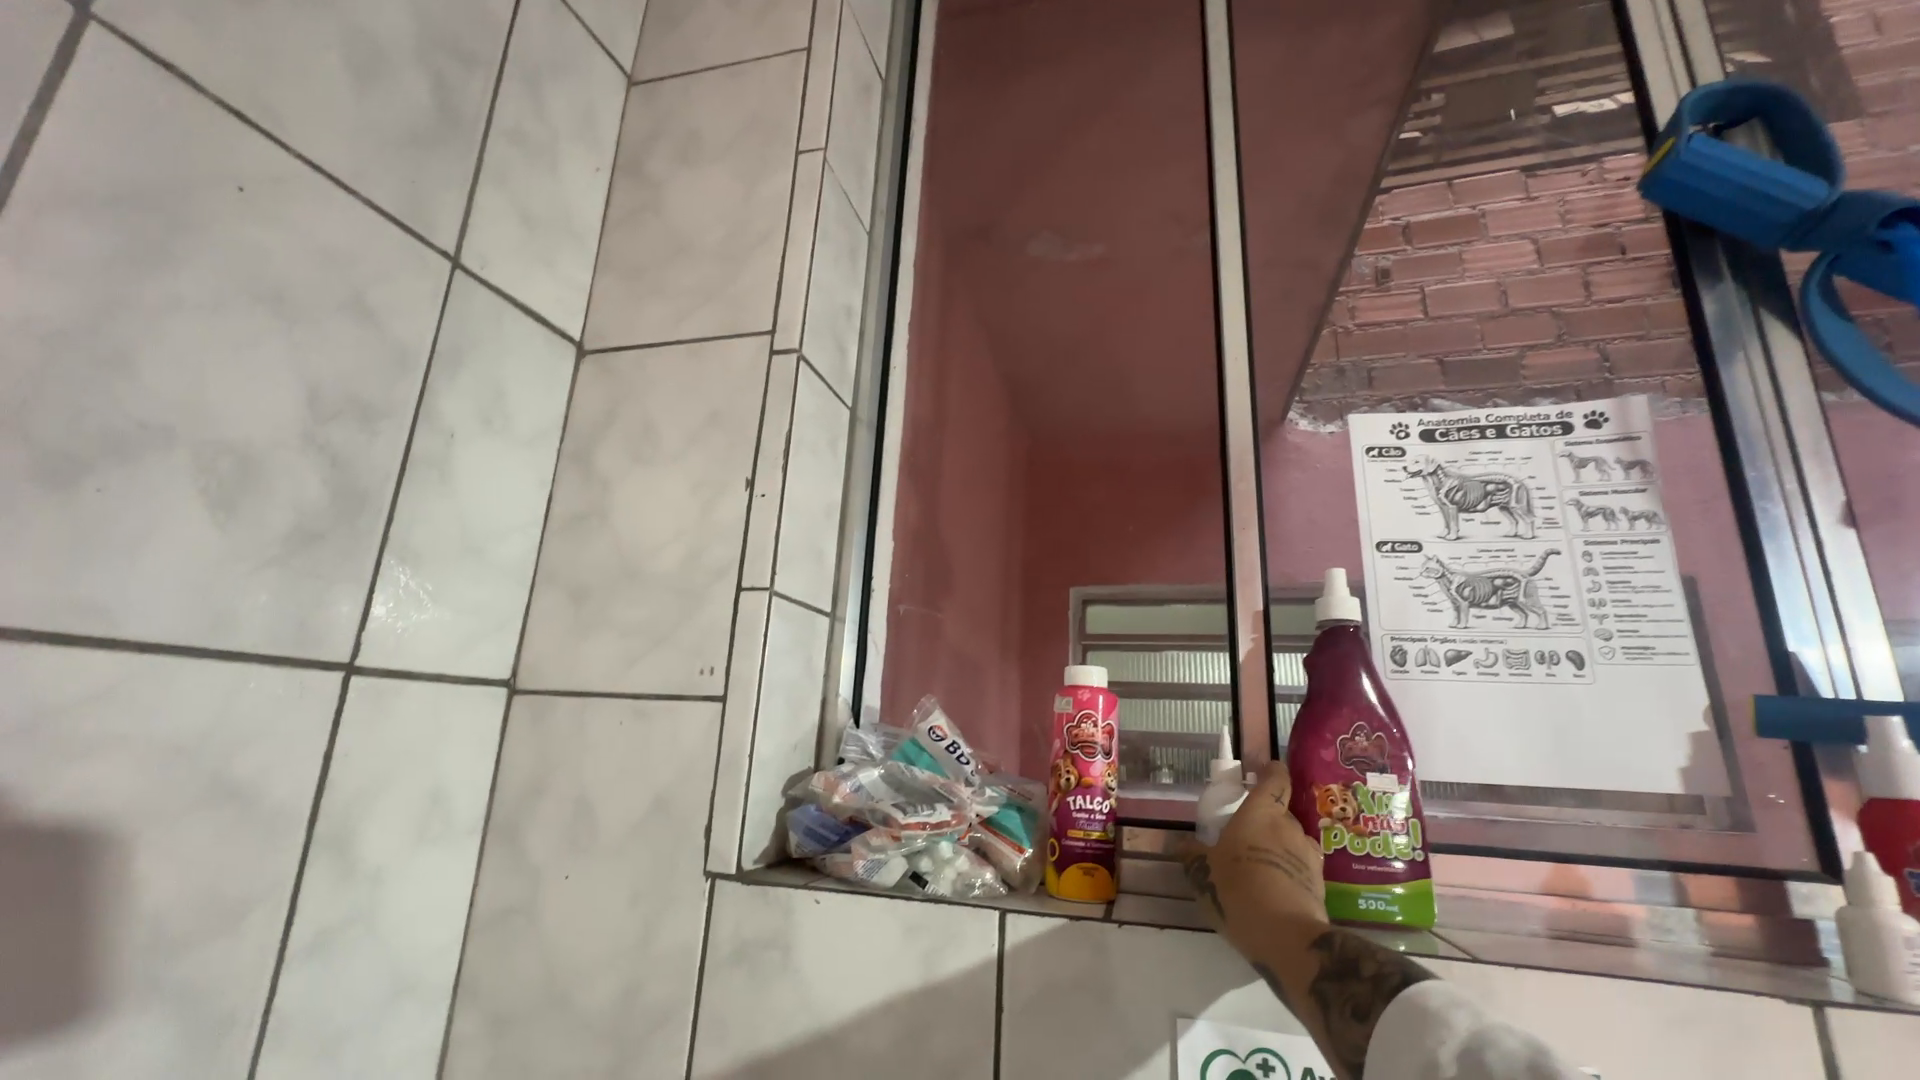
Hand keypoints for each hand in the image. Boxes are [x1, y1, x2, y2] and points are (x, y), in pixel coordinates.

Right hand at [1180, 763, 1436, 1079]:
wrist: (1287, 938)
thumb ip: (1192, 855)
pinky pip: (1300, 867)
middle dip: (1265, 821)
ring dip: (1278, 847)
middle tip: (1243, 837)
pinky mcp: (1319, 883)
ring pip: (1292, 841)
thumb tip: (1180, 844)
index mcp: (1260, 813)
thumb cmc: (1238, 891)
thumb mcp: (1203, 873)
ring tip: (1258, 867)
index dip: (1270, 771)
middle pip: (1280, 813)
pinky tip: (1272, 891)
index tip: (1260, 771)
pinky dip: (1288, 872)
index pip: (1275, 778)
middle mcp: (1289, 826)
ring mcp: (1308, 855)